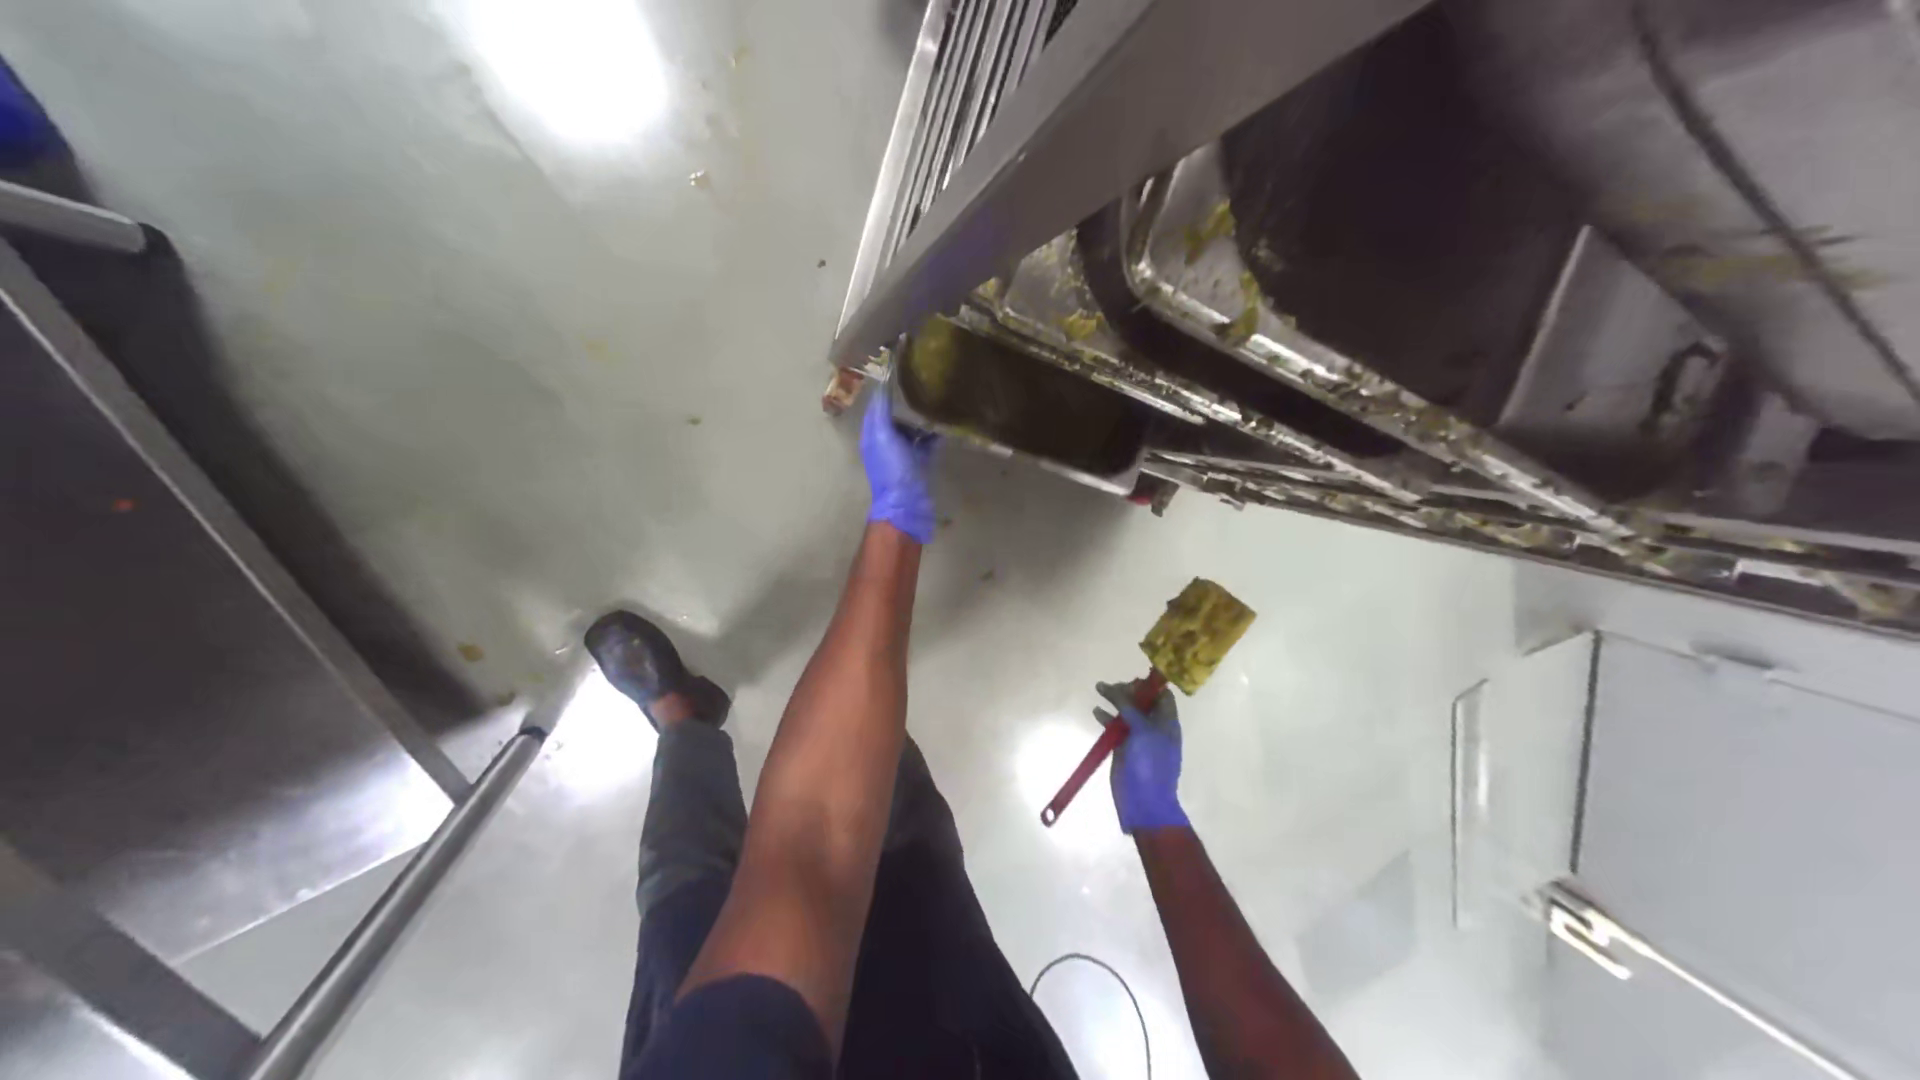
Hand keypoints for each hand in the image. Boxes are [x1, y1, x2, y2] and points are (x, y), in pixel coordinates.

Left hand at [861, 387, 936, 543]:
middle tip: (924, 383)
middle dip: (907, 401)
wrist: (907, 505)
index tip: (901, 370)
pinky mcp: (919, 462)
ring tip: (936, 400)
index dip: (886, 389)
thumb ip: (881, 412)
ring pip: (911, 428)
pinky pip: (925, 443)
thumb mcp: (883, 435)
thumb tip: (883, 386)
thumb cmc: (893, 469)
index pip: (877, 405)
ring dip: (921, 417)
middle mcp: (886, 441)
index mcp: (874, 434)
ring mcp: (903, 453)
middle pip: (895, 415)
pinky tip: (944, 424)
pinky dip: (933, 434)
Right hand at [1096, 681, 1188, 831]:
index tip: (1132, 676)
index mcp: (1167, 722)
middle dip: (1128, 690)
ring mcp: (1138, 737)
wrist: (1144, 801)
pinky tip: (1096, 711)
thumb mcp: (1142, 730)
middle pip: (1142, 701)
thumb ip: (1129, 706)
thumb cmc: (1150, 763)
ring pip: (1126, 712)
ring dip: (1115, 701)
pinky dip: (1106, 718)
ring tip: (1100, 689)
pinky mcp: (1123, 747)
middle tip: (1112, 685)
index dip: (1149, 684)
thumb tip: (1116, 686)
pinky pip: (1115, 727)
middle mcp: (1154, 727)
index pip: (1162, 695)